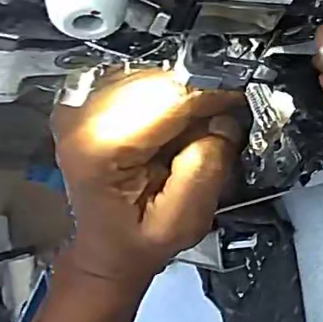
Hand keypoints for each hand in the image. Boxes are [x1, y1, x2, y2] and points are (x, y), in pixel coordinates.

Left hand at [50, 71, 241, 294]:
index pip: (171, 96)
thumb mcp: (183, 220)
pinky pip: (143, 79)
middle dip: (201, 93)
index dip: (213, 96)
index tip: (241, 102)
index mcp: (100, 148)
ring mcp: (80, 109)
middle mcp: (81, 121)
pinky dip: (170, 92)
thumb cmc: (139, 239)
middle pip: (162, 79)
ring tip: (199, 124)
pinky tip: (177, 119)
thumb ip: (206, 170)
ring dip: (187, 92)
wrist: (107, 247)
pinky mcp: (89, 105)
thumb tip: (223, 126)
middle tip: (224, 119)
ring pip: (155, 74)